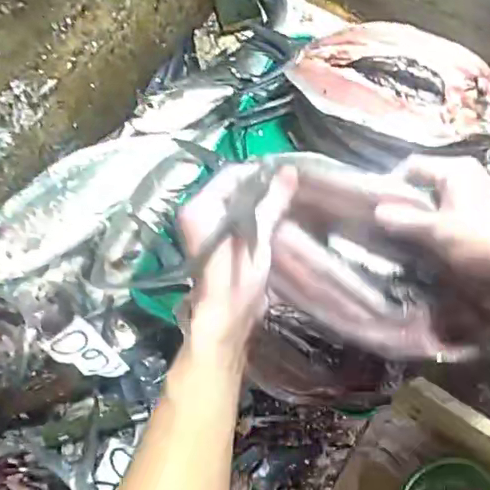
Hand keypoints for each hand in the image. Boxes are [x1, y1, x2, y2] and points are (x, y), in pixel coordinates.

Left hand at [177, 164, 297, 358]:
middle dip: (262, 186)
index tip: (287, 174)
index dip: (260, 172)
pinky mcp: (220, 243)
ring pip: (238, 205)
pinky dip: (258, 217)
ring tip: (288, 200)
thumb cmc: (237, 276)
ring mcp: (208, 230)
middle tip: (291, 186)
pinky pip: (240, 219)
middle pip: (234, 188)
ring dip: (262, 203)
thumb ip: (272, 201)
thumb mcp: (258, 236)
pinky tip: (278, 218)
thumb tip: (290, 171)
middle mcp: (199, 213)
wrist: (227, 317)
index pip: (232, 175)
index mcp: (200, 207)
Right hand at [373, 155, 489, 282]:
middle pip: (426, 186)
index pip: (411, 166)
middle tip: (391, 233)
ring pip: (440, 205)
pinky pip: (455, 219)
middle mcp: (469, 176)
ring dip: (425, 224)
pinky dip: (443, 232)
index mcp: (456, 169)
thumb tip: (376, 210)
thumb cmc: (482, 243)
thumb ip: (404, 220)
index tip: (378, 213)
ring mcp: (481, 197)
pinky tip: (438, 253)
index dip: (391, 186)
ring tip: (412, 247)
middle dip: (407, 208)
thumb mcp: (436, 232)